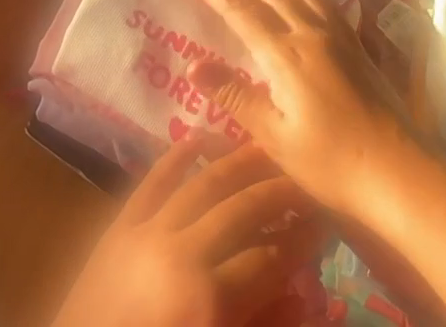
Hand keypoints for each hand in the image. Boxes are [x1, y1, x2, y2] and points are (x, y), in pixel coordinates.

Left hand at [51, 140, 321, 326]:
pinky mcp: (119, 226)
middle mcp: (182, 254)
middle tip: (307, 184)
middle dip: (281, 193)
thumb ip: (263, 321)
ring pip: (203, 184)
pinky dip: (178, 156)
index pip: (273, 257)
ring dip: (239, 163)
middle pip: (243, 209)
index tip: (325, 222)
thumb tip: (302, 294)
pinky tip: (201, 136)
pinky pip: (153, 181)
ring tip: (268, 150)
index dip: (304, 239)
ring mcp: (146, 232)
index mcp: (211, 299)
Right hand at [180, 0, 421, 220]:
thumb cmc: (332, 163)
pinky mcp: (356, 48)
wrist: (403, 173)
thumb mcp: (275, 137)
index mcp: (285, 55)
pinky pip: (329, 4)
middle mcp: (310, 35)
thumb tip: (191, 66)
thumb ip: (235, 96)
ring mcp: (337, 38)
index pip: (239, 11)